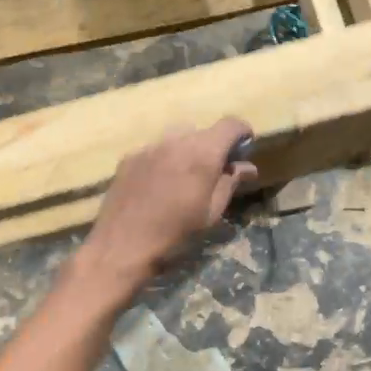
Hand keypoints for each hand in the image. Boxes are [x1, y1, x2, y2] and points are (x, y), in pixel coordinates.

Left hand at [70, 119, 257, 300]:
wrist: (122, 246)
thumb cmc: (175, 235)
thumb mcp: (210, 213)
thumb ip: (229, 183)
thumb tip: (247, 167)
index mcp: (202, 154)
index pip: (230, 124)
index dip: (242, 134)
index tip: (243, 151)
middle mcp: (175, 141)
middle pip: (202, 131)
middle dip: (213, 147)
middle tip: (213, 173)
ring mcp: (148, 147)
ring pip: (176, 137)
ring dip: (187, 150)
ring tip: (183, 179)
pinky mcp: (129, 157)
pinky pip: (154, 149)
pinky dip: (164, 159)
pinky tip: (157, 185)